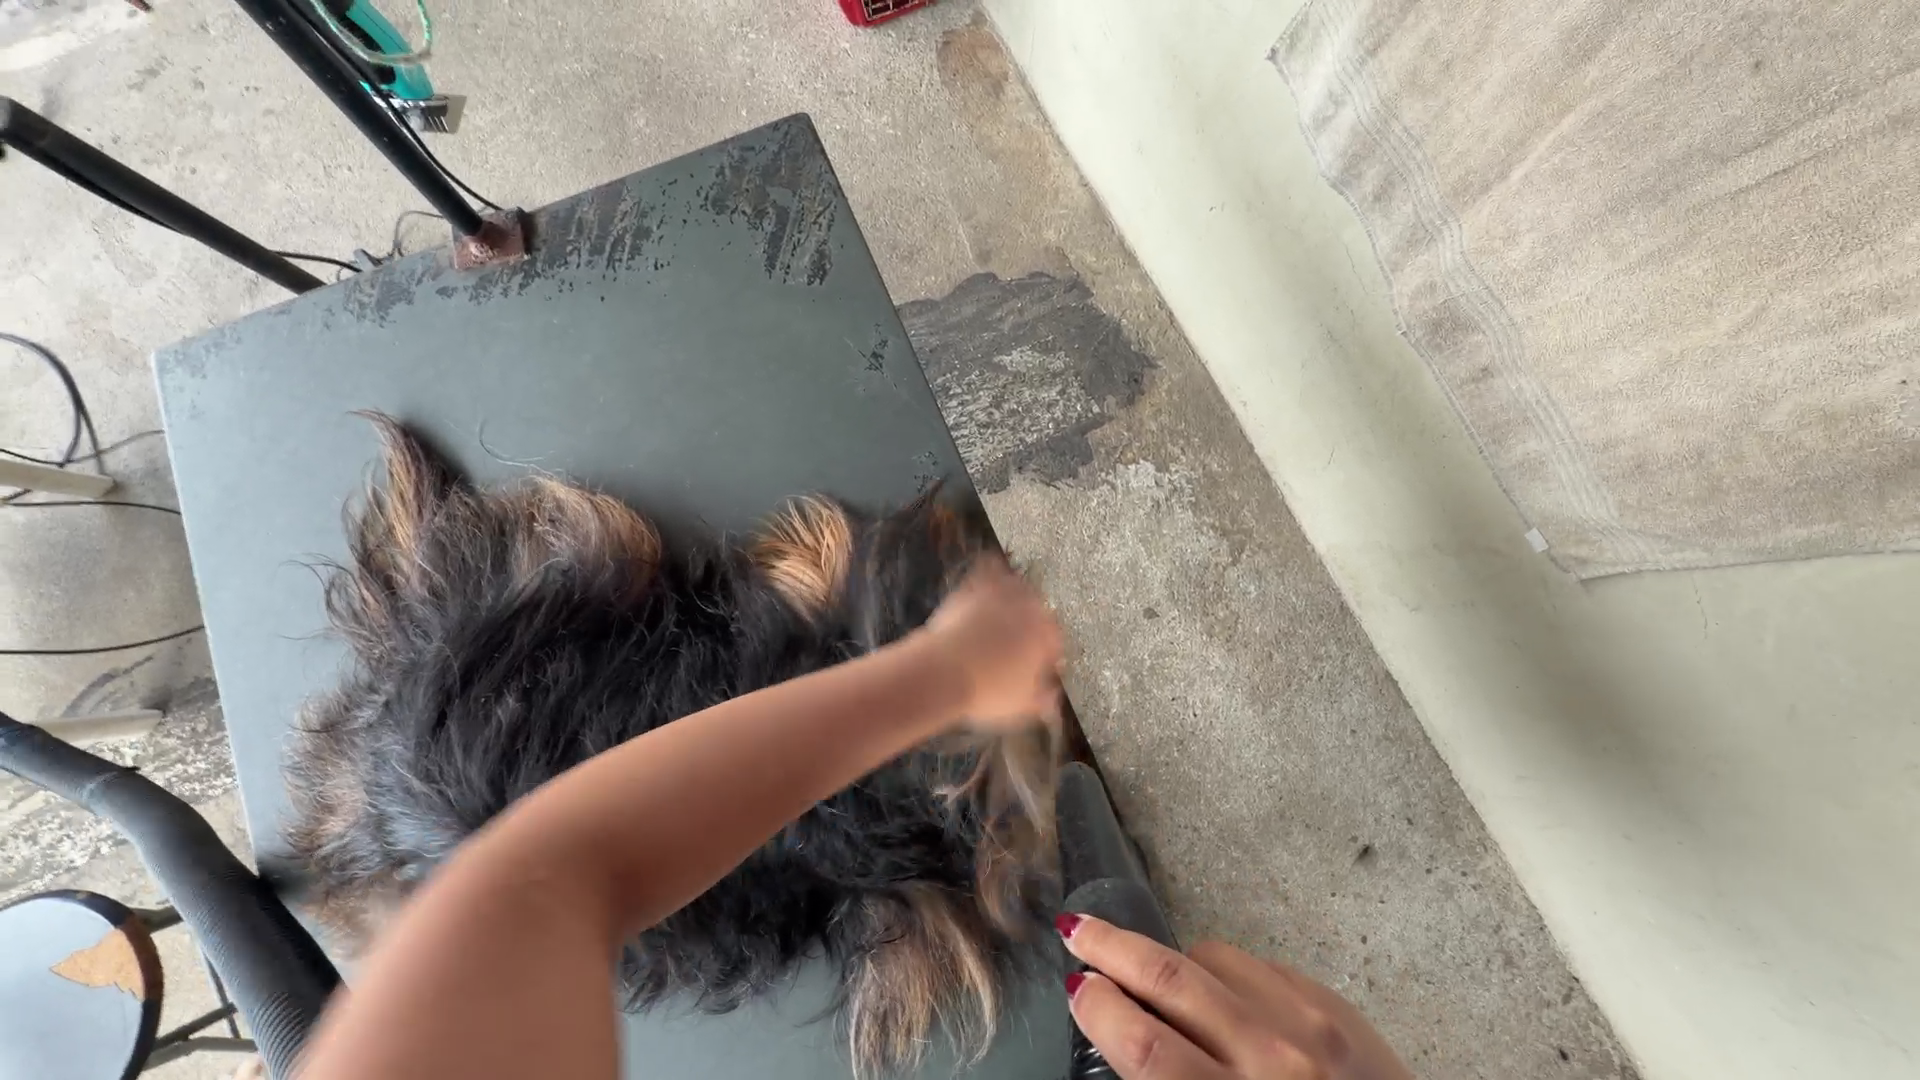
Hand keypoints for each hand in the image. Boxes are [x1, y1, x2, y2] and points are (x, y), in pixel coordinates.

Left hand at [920, 556, 1064, 731]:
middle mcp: (1030, 608)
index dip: (1049, 654)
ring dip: (1018, 594)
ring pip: (1018, 586)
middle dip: (1034, 623)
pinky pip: (989, 568)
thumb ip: (1043, 698)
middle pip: (1039, 611)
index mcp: (1046, 635)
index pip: (1057, 640)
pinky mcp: (973, 587)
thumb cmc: (987, 692)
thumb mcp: (1022, 705)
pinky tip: (990, 567)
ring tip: (1009, 607)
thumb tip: (1053, 696)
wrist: (943, 673)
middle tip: (1021, 640)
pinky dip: (992, 567)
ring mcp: (1001, 594)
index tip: (1041, 665)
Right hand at [1060, 915, 1414, 1079]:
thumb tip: (1120, 1036)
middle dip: (1110, 948)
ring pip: (1210, 958)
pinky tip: (1224, 1003)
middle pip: (1171, 980)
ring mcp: (1312, 1024)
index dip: (1102, 1010)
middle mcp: (1277, 1060)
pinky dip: (1224, 975)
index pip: (1150, 1049)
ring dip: (1171, 964)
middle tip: (1073, 928)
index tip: (1076, 987)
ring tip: (1155, 982)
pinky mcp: (1334, 1003)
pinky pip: (1253, 965)